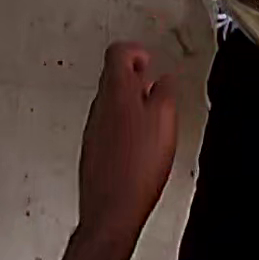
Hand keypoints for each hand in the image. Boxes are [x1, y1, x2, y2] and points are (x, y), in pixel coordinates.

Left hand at [64, 42, 177, 259]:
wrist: (112, 209)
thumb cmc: (137, 163)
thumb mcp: (165, 117)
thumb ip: (166, 90)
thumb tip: (165, 79)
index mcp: (116, 89)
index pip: (117, 51)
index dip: (135, 50)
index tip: (147, 59)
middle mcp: (99, 104)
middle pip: (112, 75)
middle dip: (134, 76)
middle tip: (151, 84)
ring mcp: (93, 127)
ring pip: (110, 100)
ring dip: (129, 101)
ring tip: (149, 115)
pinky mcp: (93, 149)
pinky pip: (107, 124)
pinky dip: (122, 123)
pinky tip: (138, 142)